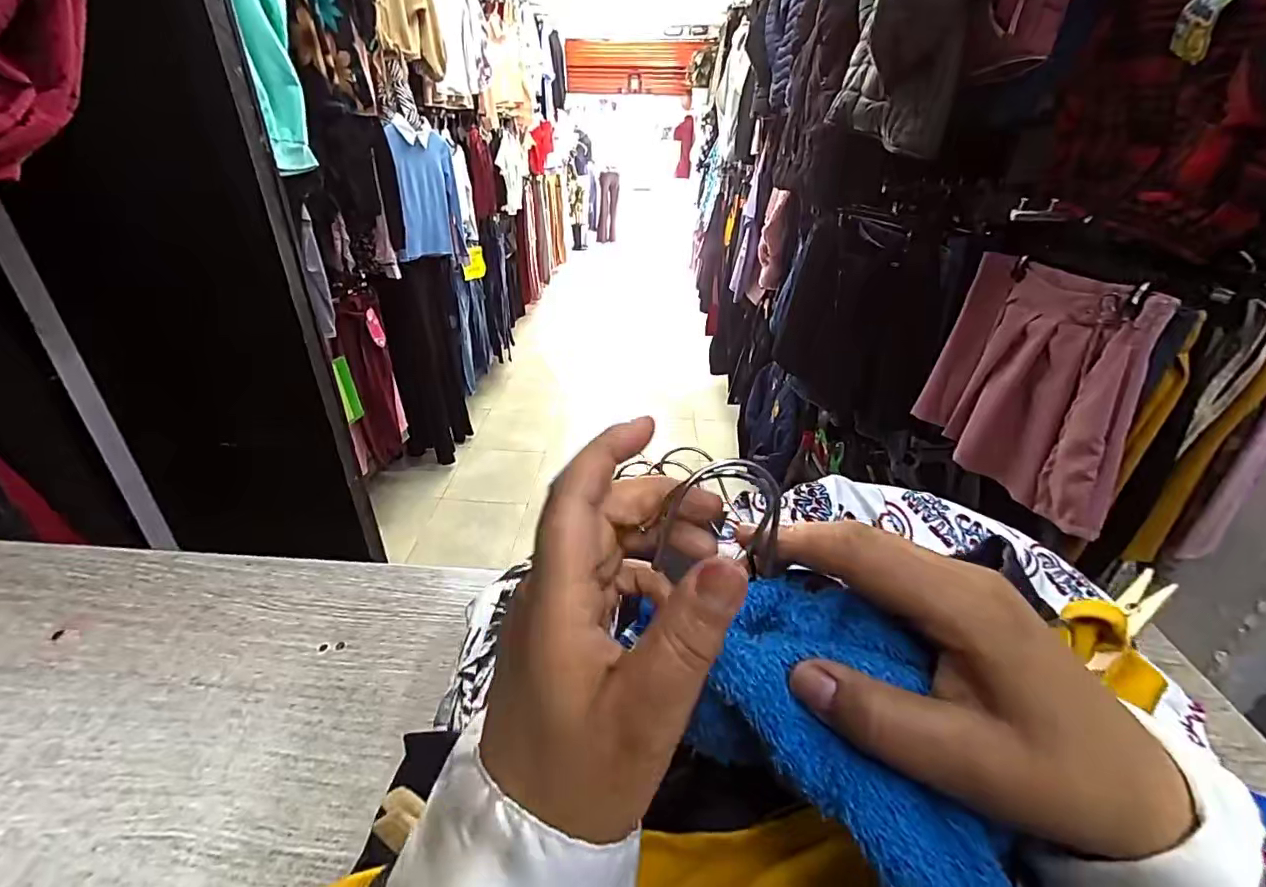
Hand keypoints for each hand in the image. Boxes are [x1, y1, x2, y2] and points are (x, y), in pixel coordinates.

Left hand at [479, 418, 749, 843]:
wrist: (531, 840)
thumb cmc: (582, 777)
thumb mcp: (649, 708)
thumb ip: (691, 631)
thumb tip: (734, 561)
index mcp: (558, 599)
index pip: (572, 500)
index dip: (606, 453)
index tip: (648, 424)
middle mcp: (553, 594)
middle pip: (604, 518)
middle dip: (663, 503)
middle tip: (720, 516)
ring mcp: (560, 615)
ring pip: (613, 547)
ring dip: (663, 537)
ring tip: (713, 554)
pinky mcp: (572, 636)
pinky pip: (616, 581)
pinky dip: (655, 573)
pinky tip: (686, 595)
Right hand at [776, 519, 1195, 859]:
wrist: (1132, 789)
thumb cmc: (1054, 777)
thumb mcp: (963, 762)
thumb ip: (879, 717)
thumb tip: (799, 673)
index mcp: (964, 603)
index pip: (868, 552)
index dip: (805, 541)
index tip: (749, 546)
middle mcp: (965, 579)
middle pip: (874, 544)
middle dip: (810, 546)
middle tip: (751, 567)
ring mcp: (971, 589)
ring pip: (886, 559)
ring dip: (831, 565)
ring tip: (778, 586)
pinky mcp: (971, 607)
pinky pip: (902, 582)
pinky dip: (858, 586)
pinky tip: (834, 609)